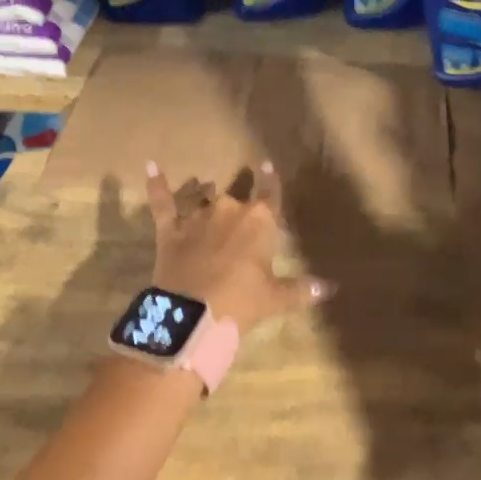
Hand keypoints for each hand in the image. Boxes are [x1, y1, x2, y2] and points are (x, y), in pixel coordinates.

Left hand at [143, 160, 331, 330]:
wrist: (191, 315)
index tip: (268, 164)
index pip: (271, 193)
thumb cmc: (241, 302)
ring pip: (205, 196)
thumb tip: (330, 288)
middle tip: (243, 205)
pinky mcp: (171, 229)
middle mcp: (231, 209)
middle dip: (241, 198)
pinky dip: (156, 183)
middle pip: (239, 195)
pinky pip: (162, 202)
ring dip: (207, 193)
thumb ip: (301, 289)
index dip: (271, 179)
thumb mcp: (275, 298)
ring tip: (206, 187)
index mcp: (260, 221)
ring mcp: (198, 217)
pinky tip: (150, 165)